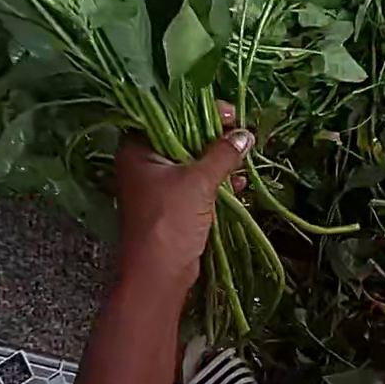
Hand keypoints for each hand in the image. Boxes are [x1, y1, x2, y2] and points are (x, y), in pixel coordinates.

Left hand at [113, 103, 252, 290]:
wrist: (159, 273)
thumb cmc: (170, 221)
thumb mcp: (199, 181)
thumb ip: (223, 154)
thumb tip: (246, 134)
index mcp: (138, 149)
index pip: (170, 114)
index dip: (201, 110)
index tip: (232, 114)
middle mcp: (144, 163)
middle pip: (183, 137)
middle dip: (216, 137)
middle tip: (242, 134)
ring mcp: (158, 186)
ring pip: (193, 162)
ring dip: (219, 160)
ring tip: (245, 157)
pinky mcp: (173, 205)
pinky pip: (197, 184)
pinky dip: (217, 182)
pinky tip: (239, 184)